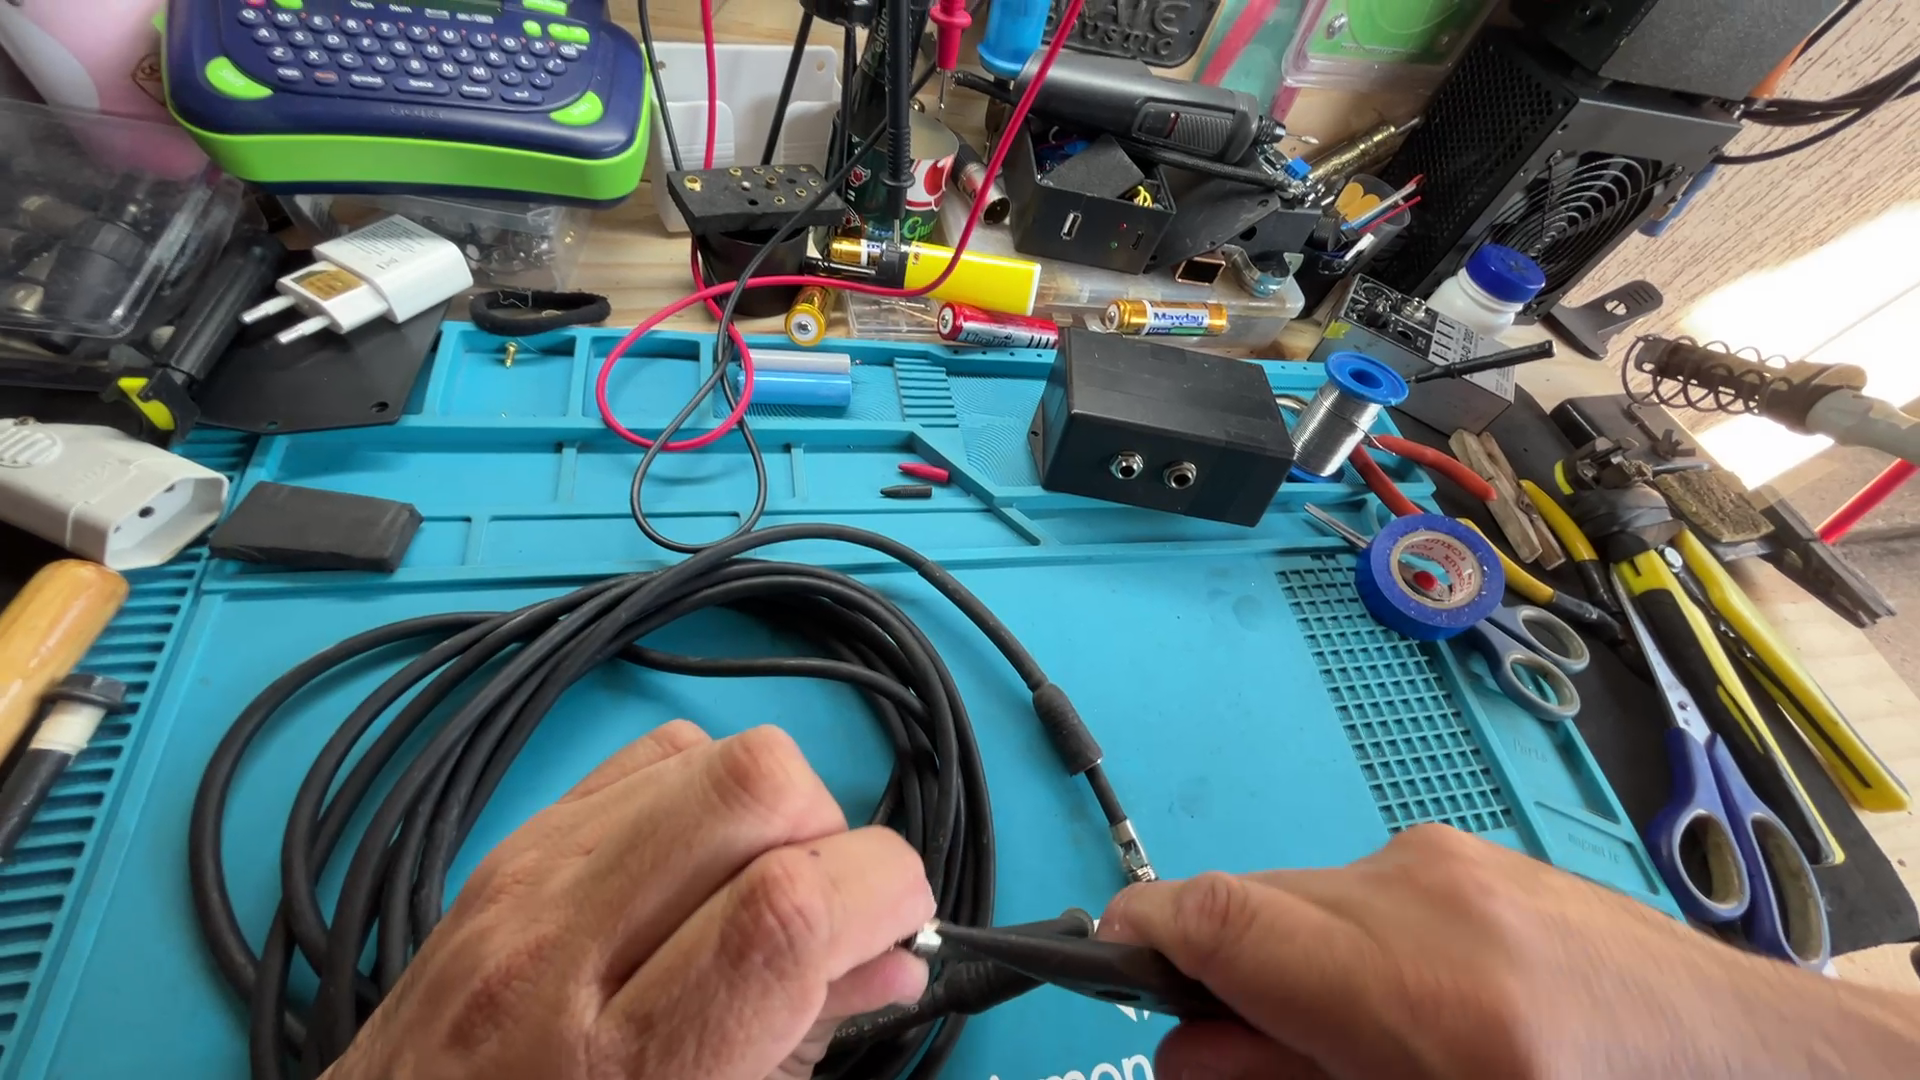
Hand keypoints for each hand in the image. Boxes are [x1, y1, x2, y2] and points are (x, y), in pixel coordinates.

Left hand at [323, 721, 934, 1079]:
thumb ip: (816, 1035)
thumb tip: (898, 957)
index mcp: (632, 1062)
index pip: (786, 903)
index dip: (881, 889)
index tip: (898, 920)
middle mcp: (568, 945)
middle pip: (754, 783)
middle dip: (829, 826)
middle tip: (822, 898)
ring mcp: (534, 872)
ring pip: (717, 753)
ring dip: (776, 809)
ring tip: (758, 881)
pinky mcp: (521, 836)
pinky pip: (658, 752)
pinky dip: (712, 788)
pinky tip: (701, 858)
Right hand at [1101, 824, 1919, 1078]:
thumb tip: (1182, 1049)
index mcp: (1436, 1003)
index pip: (1226, 919)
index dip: (1144, 929)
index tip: (1107, 959)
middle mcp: (1429, 896)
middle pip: (1251, 898)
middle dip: (1220, 963)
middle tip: (1238, 1039)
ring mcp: (1450, 857)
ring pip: (1297, 891)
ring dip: (1286, 955)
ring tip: (1351, 1030)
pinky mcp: (1465, 845)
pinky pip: (1353, 885)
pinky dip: (1339, 939)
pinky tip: (1406, 996)